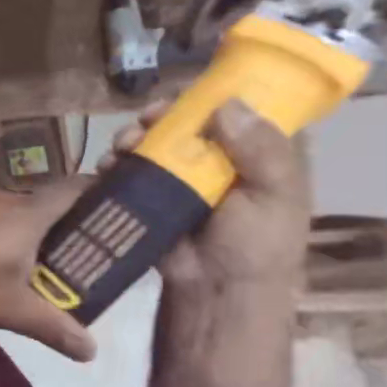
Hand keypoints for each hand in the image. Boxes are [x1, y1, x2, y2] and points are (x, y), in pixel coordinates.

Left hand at [0, 182, 99, 362]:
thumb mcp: (10, 308)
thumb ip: (53, 327)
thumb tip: (92, 350)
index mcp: (32, 211)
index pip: (79, 187)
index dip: (105, 193)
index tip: (124, 214)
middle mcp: (13, 198)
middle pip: (58, 200)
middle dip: (80, 223)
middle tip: (100, 253)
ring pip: (31, 211)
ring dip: (49, 231)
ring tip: (64, 264)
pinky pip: (9, 219)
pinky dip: (24, 235)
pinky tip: (19, 263)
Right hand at [99, 98, 309, 324]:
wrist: (215, 294)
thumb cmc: (256, 247)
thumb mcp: (276, 196)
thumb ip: (262, 148)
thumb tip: (226, 103)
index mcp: (259, 153)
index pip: (240, 107)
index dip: (214, 93)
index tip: (190, 92)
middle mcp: (220, 158)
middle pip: (189, 119)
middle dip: (162, 113)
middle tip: (147, 117)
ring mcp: (185, 176)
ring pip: (157, 140)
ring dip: (136, 134)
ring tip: (123, 143)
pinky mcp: (154, 193)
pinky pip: (134, 167)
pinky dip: (120, 160)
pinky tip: (111, 163)